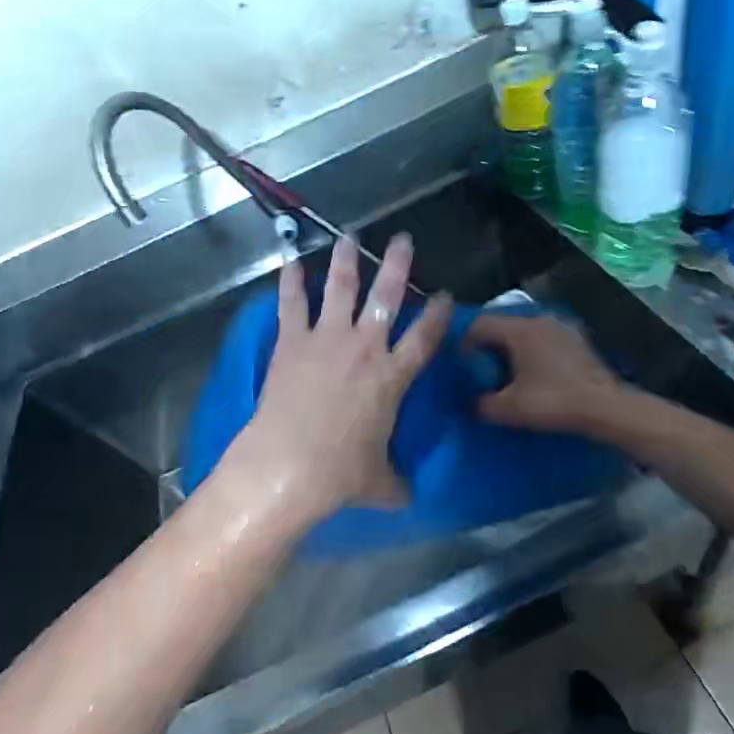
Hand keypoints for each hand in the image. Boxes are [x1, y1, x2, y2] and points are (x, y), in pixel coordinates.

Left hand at [215, 234, 453, 525]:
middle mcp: (364, 348)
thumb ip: (395, 481)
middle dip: (397, 265)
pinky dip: (291, 281)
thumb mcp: (379, 483)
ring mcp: (326, 340)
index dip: (438, 313)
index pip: (424, 336)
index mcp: (393, 377)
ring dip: (346, 260)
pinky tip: (291, 261)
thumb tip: (406, 495)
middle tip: (402, 240)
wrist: (288, 466)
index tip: (444, 295)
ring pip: (340, 288)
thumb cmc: (340, 474)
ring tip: (348, 237)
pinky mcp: (292, 343)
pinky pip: (292, 304)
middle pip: (387, 296)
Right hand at [461, 313, 628, 434]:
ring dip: (510, 349)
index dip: (463, 343)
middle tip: (479, 371)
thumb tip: (472, 401)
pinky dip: (531, 352)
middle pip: (501, 325)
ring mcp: (561, 327)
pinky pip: (542, 338)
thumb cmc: (553, 402)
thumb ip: (482, 403)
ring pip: (523, 331)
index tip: (460, 366)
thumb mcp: (509, 409)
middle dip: (486, 346)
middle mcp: (539, 319)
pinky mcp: (576, 339)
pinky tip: (532, 374)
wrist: (606, 408)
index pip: (479, 323)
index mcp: (519, 329)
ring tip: (505, 374)